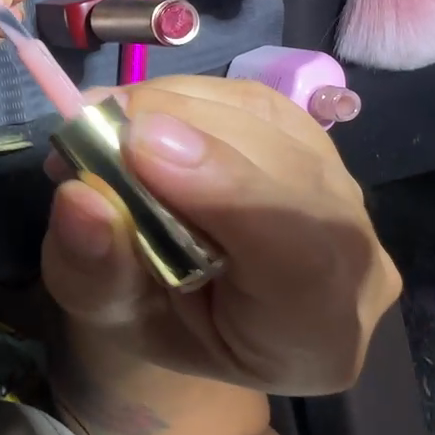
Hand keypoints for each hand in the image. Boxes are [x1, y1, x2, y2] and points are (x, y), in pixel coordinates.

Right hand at [40, 77, 400, 395]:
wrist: (176, 310)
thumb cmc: (142, 321)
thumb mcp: (99, 314)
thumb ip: (95, 269)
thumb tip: (82, 196)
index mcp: (311, 338)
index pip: (304, 252)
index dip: (226, 187)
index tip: (136, 147)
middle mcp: (352, 264)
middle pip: (287, 172)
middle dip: (182, 133)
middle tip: (88, 129)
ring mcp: (340, 196)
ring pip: (268, 124)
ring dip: (171, 107)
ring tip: (95, 126)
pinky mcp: (308, 144)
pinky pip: (250, 102)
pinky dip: (180, 96)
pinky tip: (130, 115)